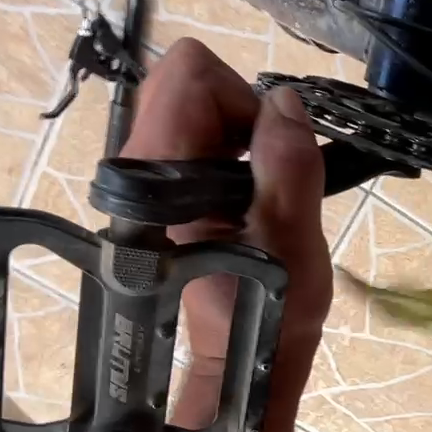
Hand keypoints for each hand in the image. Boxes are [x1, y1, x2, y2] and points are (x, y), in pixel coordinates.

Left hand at [119, 39, 331, 405]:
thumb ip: (287, 168)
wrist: (243, 356)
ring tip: (261, 192)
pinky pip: (195, 135)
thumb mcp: (293, 243)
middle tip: (268, 176)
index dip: (244, 102)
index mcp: (161, 171)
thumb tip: (284, 101)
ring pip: (192, 106)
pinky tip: (248, 198)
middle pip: (186, 82)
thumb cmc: (269, 310)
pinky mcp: (159, 188)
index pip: (191, 74)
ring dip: (240, 138)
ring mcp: (145, 174)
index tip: (271, 156)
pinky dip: (231, 153)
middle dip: (242, 117)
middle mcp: (139, 162)